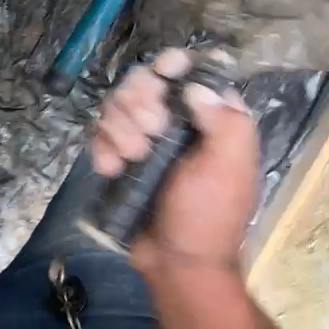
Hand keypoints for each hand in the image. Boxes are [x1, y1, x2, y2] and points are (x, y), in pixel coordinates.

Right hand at [91, 49, 260, 275]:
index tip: (162, 76)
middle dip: (139, 104)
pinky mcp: (118, 156)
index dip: (170, 66)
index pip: (187, 72)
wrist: (175, 263)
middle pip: (142, 82)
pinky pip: (98, 134)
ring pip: (115, 105)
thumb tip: (194, 87)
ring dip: (119, 129)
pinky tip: (112, 171)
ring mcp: (143, 139)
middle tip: (150, 135)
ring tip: (131, 160)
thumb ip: (225, 121)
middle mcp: (175, 122)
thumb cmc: (208, 216)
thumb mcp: (229, 168)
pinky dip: (101, 149)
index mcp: (210, 119)